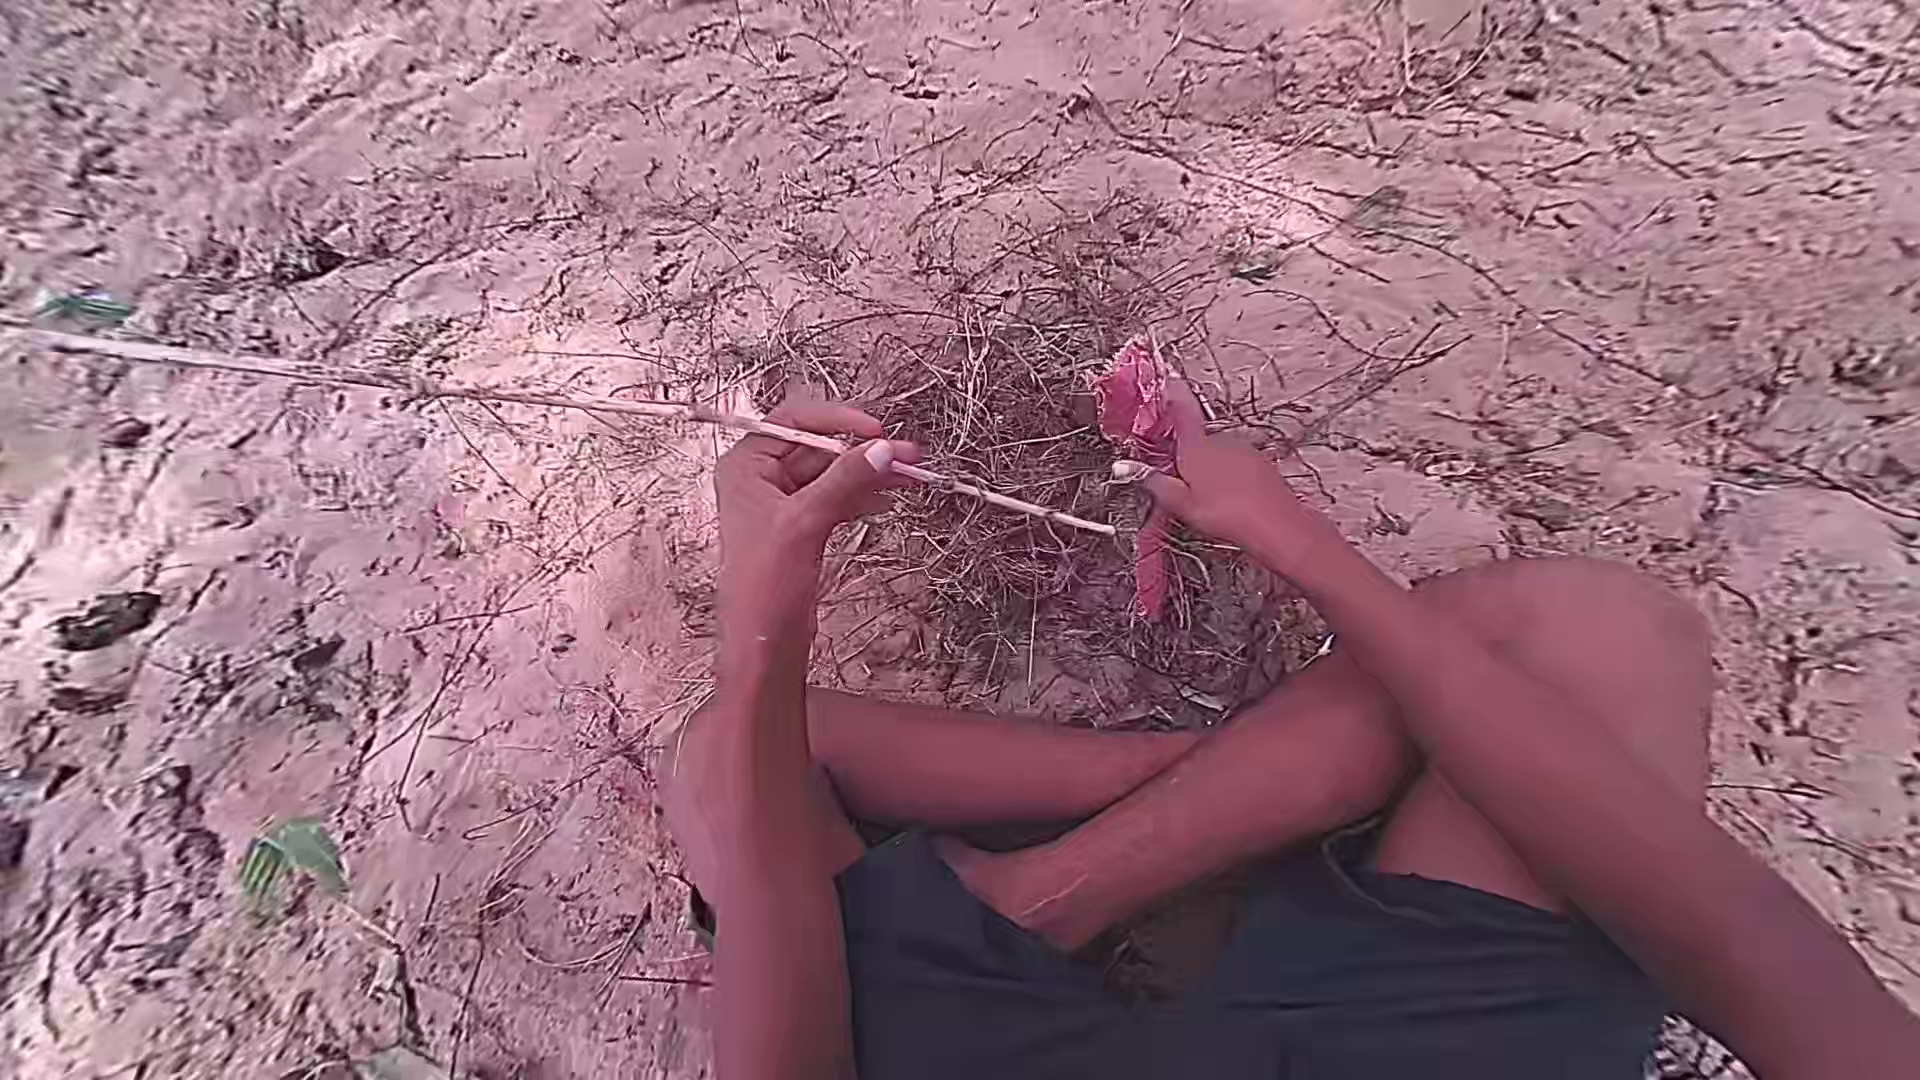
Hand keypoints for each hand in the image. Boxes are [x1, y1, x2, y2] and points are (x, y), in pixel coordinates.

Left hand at [715, 398, 919, 583]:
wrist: (766, 641)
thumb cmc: (763, 587)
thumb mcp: (805, 522)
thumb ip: (844, 481)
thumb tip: (880, 449)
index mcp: (746, 467)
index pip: (793, 421)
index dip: (836, 421)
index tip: (873, 430)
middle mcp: (763, 479)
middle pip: (820, 448)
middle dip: (863, 452)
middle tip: (903, 455)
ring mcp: (785, 503)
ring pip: (834, 474)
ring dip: (869, 473)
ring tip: (906, 476)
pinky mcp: (804, 525)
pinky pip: (837, 497)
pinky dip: (862, 495)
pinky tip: (885, 497)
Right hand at [1138, 379, 1325, 558]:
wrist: (1275, 525)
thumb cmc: (1224, 513)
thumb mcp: (1179, 502)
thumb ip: (1153, 482)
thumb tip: (1126, 468)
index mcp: (1197, 447)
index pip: (1182, 412)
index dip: (1174, 395)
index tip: (1169, 381)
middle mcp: (1222, 442)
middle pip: (1198, 438)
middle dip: (1187, 453)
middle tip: (1179, 478)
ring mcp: (1245, 451)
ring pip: (1218, 453)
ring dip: (1209, 467)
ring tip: (1205, 496)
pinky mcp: (1261, 465)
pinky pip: (1237, 464)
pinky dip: (1228, 476)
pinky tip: (1227, 498)